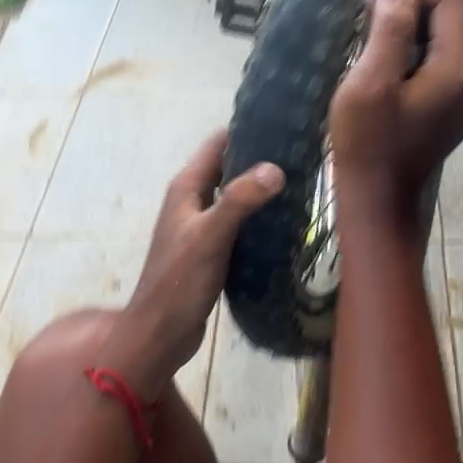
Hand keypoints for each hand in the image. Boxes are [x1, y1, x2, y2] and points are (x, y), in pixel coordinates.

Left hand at [100, 130, 284, 400]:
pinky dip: (258, 217)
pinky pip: (238, 222)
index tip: (284, 126)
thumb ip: (239, 201)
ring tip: (302, 185)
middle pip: (229, 167)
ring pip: (235, 196)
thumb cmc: (179, 283)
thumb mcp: (210, 237)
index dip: (246, 131)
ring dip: (260, 190)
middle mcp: (191, 200)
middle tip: (303, 157)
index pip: (218, 143)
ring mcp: (200, 226)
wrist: (158, 335)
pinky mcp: (210, 250)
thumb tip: (275, 169)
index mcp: (186, 188)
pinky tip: (285, 223)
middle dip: (260, 160)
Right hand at [329, 0, 462, 250]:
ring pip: (447, 34)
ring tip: (371, 17)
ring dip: (413, 19)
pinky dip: (416, 43)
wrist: (380, 202)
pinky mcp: (457, 103)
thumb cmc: (368, 144)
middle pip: (454, 14)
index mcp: (461, 68)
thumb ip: (390, 29)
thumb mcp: (370, 82)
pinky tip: (384, 46)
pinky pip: (442, 57)